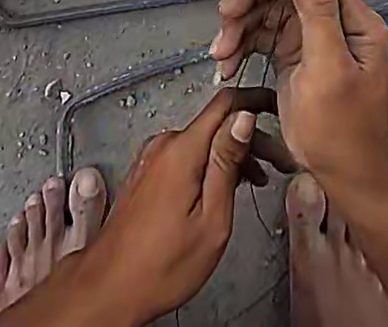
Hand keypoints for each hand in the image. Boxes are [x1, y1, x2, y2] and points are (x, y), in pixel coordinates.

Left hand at [75, 86, 296, 322]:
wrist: (108, 289)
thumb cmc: (161, 265)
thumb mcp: (211, 219)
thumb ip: (227, 162)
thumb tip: (244, 117)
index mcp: (182, 150)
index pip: (225, 102)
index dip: (255, 99)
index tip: (277, 105)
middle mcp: (165, 144)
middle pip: (217, 124)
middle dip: (251, 138)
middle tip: (279, 162)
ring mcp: (153, 156)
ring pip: (203, 140)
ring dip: (232, 154)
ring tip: (258, 179)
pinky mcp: (147, 171)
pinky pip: (186, 154)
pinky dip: (210, 163)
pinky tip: (224, 186)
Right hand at [211, 0, 387, 195]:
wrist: (342, 181)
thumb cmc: (342, 128)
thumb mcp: (328, 66)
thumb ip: (317, 8)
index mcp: (352, 20)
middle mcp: (332, 23)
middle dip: (249, 1)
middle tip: (225, 20)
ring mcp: (310, 40)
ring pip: (267, 13)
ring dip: (239, 28)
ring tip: (220, 53)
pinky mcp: (292, 57)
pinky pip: (261, 38)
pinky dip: (241, 47)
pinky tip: (225, 64)